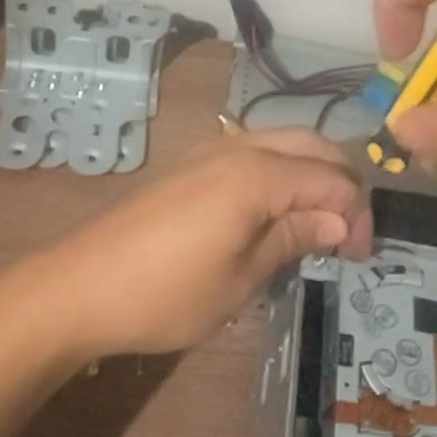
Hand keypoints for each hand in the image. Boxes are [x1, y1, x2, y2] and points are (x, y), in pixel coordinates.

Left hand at [26, 129, 371, 357]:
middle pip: (315, 147)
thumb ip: (291, 239)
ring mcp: (210, 151)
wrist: (77, 286)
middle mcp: (238, 147)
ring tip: (318, 224)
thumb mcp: (240, 280)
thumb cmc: (164, 294)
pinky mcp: (190, 164)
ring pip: (284, 142)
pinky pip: (255, 151)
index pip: (334, 181)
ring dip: (312, 174)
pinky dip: (281, 171)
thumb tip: (339, 222)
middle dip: (342, 186)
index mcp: (257, 174)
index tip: (359, 260)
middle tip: (347, 238)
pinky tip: (276, 210)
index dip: (358, 217)